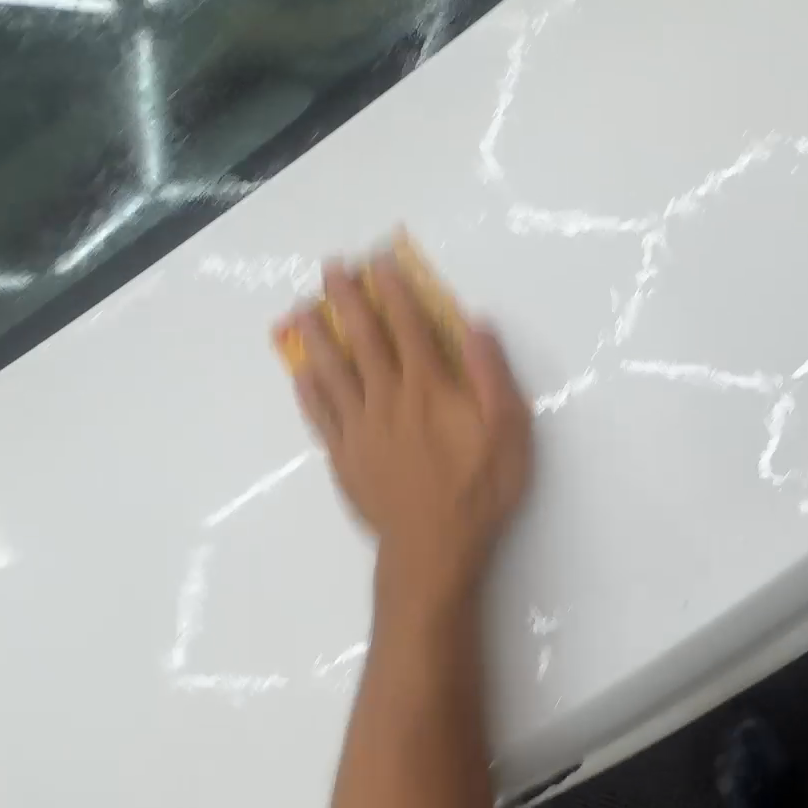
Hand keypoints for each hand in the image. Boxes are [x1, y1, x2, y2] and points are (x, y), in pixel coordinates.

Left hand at [282, 252, 533, 612]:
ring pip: (331, 371)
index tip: (379, 261)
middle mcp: (387, 397)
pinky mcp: (343, 457)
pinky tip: (299, 373)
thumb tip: (475, 324)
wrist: (434, 547)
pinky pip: (319, 415)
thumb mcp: (508, 429)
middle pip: (361, 339)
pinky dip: (308, 390)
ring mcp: (359, 428)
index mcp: (428, 386)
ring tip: (300, 309)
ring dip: (315, 337)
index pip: (408, 326)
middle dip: (346, 299)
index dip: (394, 290)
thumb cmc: (479, 488)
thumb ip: (490, 373)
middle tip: (330, 267)